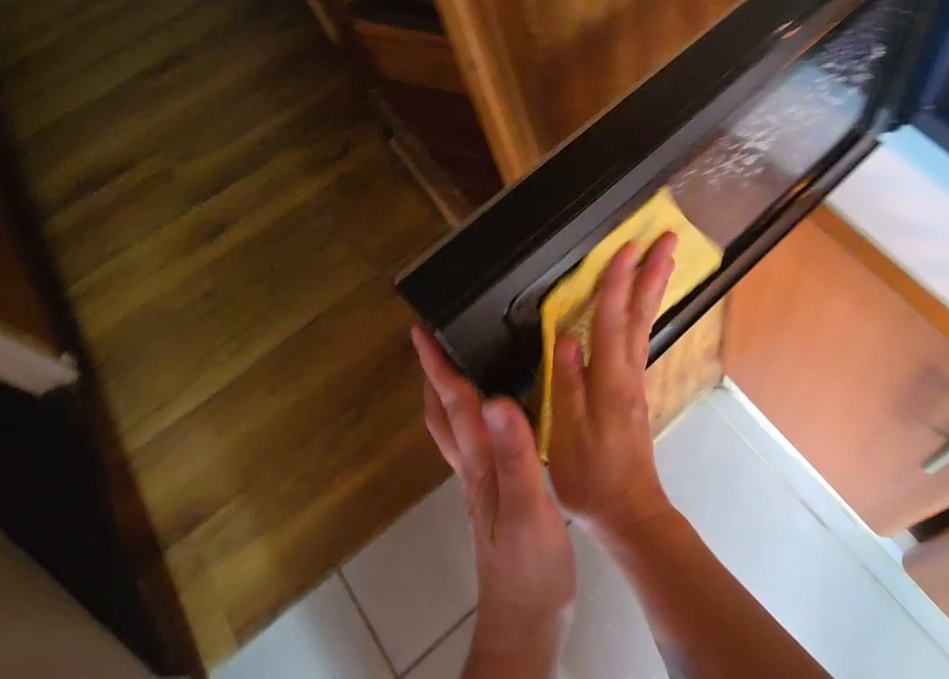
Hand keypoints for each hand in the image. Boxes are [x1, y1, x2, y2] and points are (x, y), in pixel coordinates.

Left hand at [411, 325, 573, 672]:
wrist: (528, 618)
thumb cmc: (528, 567)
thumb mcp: (528, 509)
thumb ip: (515, 455)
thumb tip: (495, 401)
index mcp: (479, 464)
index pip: (454, 404)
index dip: (437, 366)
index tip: (420, 330)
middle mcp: (474, 469)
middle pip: (444, 416)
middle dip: (435, 377)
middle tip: (434, 342)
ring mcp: (483, 485)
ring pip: (459, 430)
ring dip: (452, 396)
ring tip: (460, 367)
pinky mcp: (499, 496)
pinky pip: (481, 444)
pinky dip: (480, 418)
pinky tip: (500, 417)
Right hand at [546, 233, 679, 540]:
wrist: (629, 513)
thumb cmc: (592, 478)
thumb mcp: (568, 436)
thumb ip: (567, 386)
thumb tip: (566, 338)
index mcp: (609, 380)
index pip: (611, 320)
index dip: (616, 282)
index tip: (625, 246)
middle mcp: (627, 373)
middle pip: (638, 313)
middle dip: (651, 273)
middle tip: (667, 238)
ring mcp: (633, 382)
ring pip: (642, 324)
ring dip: (651, 289)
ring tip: (661, 260)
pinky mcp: (632, 393)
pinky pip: (637, 340)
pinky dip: (639, 314)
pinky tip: (637, 310)